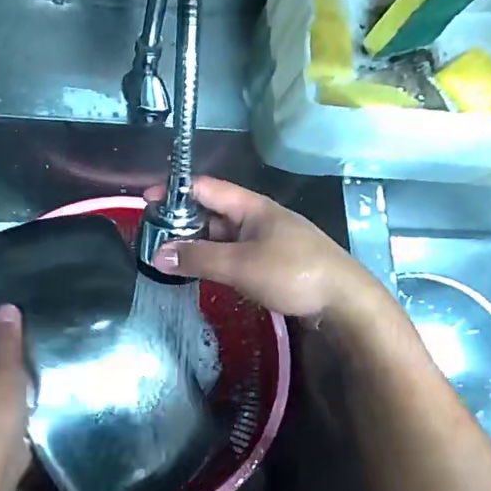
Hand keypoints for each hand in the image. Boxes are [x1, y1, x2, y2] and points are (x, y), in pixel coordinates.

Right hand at [144, 177, 380, 320]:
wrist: (344, 302)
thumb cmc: (293, 273)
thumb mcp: (240, 265)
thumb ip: (198, 258)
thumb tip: (158, 254)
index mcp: (251, 206)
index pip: (204, 188)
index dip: (174, 190)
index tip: (145, 201)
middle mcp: (257, 218)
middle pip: (211, 212)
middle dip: (180, 221)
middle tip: (150, 237)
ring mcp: (265, 241)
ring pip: (221, 236)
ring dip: (196, 244)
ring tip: (166, 257)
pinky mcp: (271, 263)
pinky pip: (233, 254)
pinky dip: (213, 260)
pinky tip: (199, 272)